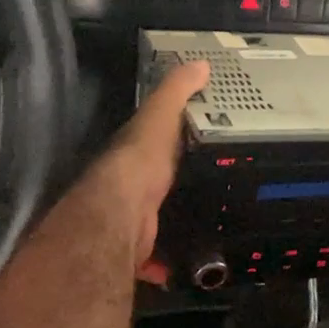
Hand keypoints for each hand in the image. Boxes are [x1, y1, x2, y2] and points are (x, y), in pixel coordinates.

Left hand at [73, 61, 209, 284]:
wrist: (119, 213)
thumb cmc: (141, 159)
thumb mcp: (159, 116)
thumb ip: (176, 91)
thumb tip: (199, 63)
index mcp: (131, 153)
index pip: (150, 144)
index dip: (169, 143)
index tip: (198, 145)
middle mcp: (125, 187)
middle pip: (151, 187)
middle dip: (171, 191)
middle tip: (209, 192)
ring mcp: (129, 220)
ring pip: (152, 223)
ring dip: (172, 227)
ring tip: (208, 229)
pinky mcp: (136, 250)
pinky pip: (155, 258)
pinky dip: (169, 263)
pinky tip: (191, 263)